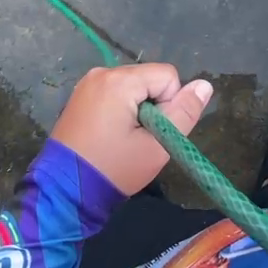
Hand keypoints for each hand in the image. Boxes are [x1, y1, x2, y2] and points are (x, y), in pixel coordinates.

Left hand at [51, 64, 212, 194]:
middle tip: (137, 140)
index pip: (168, 77)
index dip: (170, 106)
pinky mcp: (80, 97)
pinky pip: (115, 94)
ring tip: (123, 141)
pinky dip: (120, 111)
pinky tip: (110, 136)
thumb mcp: (156, 146)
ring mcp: (88, 84)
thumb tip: (205, 84)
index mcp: (119, 80)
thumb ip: (184, 113)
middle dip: (153, 107)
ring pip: (134, 88)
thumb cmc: (113, 169)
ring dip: (138, 110)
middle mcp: (102, 72)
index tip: (152, 133)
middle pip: (150, 80)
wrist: (62, 194)